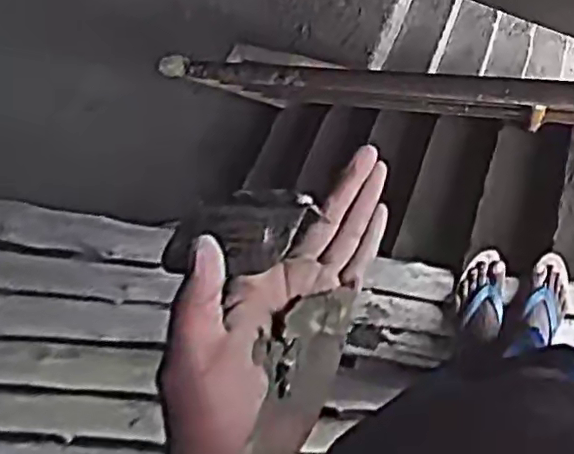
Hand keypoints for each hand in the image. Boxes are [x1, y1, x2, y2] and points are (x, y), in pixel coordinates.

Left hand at [159, 146, 389, 453]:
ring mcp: (316, 303)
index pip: (305, 225)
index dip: (331, 191)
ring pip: (349, 242)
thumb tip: (204, 248)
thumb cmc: (208, 416)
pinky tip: (378, 222)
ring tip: (381, 177)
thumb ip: (199, 297)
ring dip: (366, 208)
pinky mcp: (332, 322)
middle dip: (354, 188)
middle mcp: (293, 286)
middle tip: (371, 157)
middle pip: (333, 224)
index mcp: (264, 284)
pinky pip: (356, 274)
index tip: (346, 165)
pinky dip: (370, 244)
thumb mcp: (193, 352)